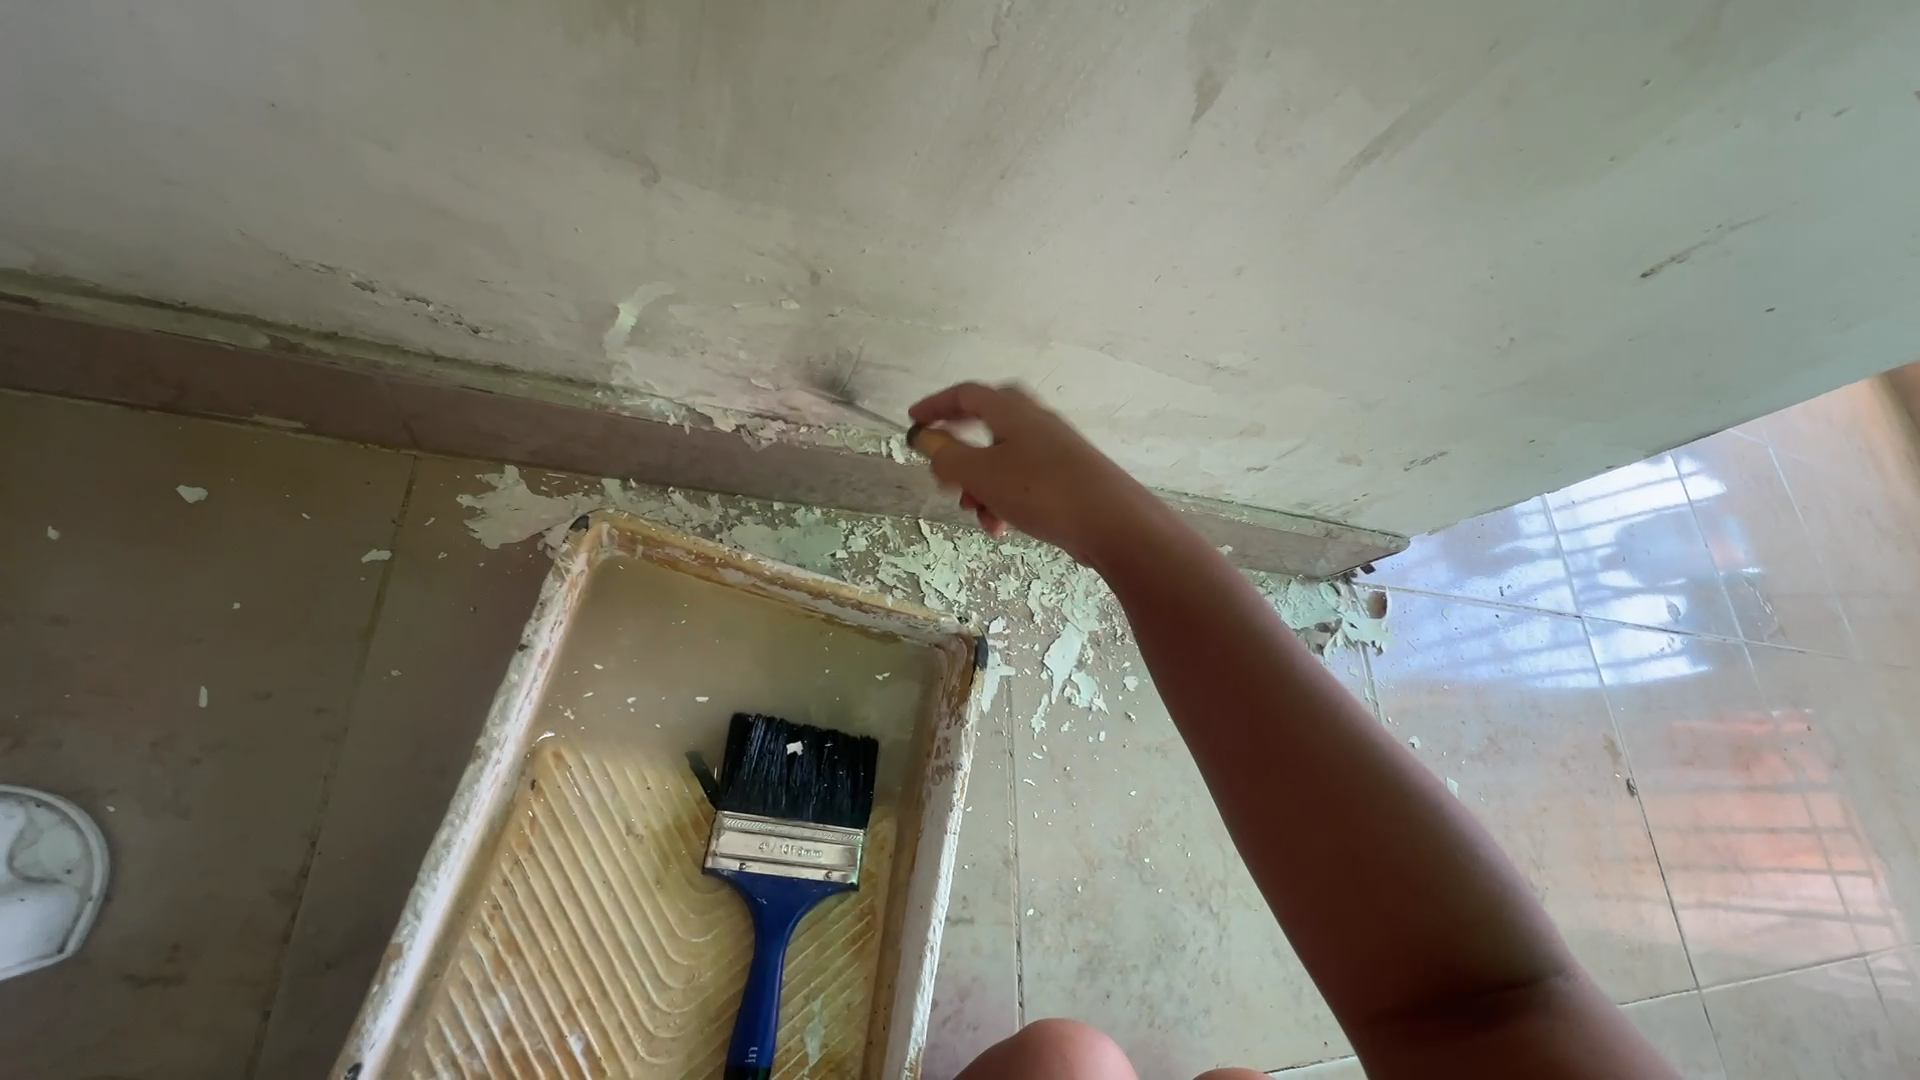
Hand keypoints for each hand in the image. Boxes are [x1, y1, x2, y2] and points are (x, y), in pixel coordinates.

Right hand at [907, 382, 1159, 563]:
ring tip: (979, 514)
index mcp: (1012, 411)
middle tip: (947, 480)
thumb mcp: (981, 474)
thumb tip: (927, 440)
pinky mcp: (1067, 478)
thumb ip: (947, 457)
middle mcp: (1035, 423)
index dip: (936, 406)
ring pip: (1003, 462)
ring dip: (982, 488)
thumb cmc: (1040, 490)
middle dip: (961, 457)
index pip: (966, 395)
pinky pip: (1023, 483)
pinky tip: (1004, 526)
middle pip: (985, 428)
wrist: (1112, 522)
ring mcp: (1054, 450)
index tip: (913, 423)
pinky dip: (1005, 500)